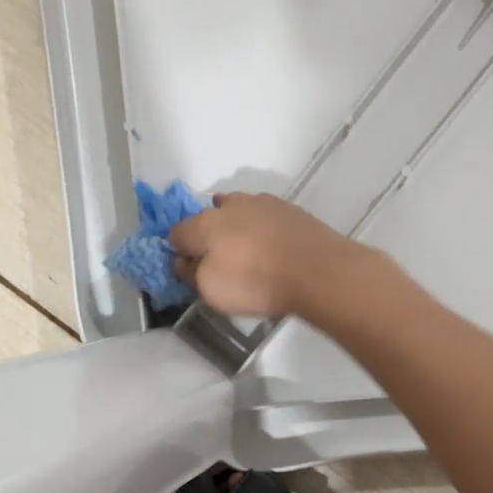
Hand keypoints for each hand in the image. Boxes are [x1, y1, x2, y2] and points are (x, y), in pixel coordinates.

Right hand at [169, 193, 361, 318]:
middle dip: (205, 235)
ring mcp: (262, 203)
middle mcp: (229, 206)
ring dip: (233, 226)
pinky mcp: (289, 210)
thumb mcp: (211, 289)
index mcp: (204, 224)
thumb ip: (192, 273)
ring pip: (236, 210)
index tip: (185, 269)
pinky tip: (266, 243)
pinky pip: (263, 217)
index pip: (176, 234)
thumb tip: (181, 261)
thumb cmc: (254, 282)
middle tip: (213, 259)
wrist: (315, 269)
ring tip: (239, 247)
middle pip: (207, 218)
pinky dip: (259, 228)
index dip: (176, 251)